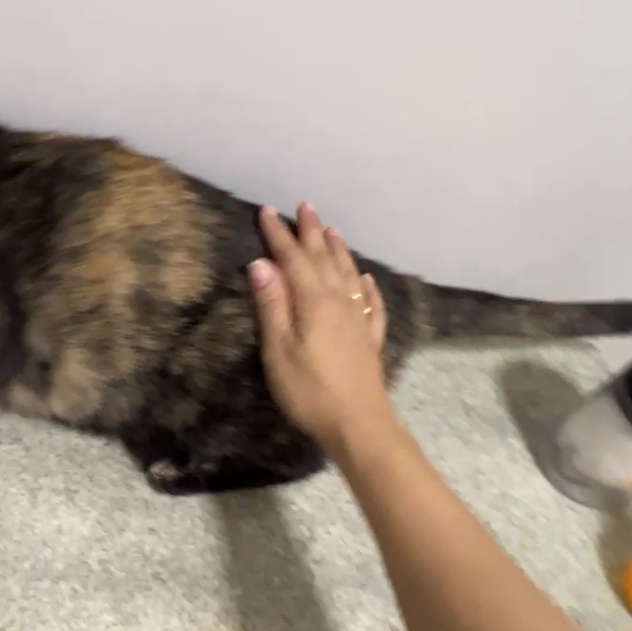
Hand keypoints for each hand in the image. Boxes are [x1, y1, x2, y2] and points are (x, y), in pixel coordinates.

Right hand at [249, 202, 395, 449]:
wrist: (359, 423)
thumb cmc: (309, 390)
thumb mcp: (278, 349)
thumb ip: (272, 305)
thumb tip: (261, 264)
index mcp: (314, 302)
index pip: (293, 260)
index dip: (279, 236)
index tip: (267, 212)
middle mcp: (340, 303)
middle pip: (324, 260)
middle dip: (311, 233)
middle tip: (305, 206)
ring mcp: (358, 321)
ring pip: (349, 276)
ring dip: (339, 251)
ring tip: (332, 230)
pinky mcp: (368, 340)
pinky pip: (371, 304)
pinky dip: (367, 287)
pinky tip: (367, 280)